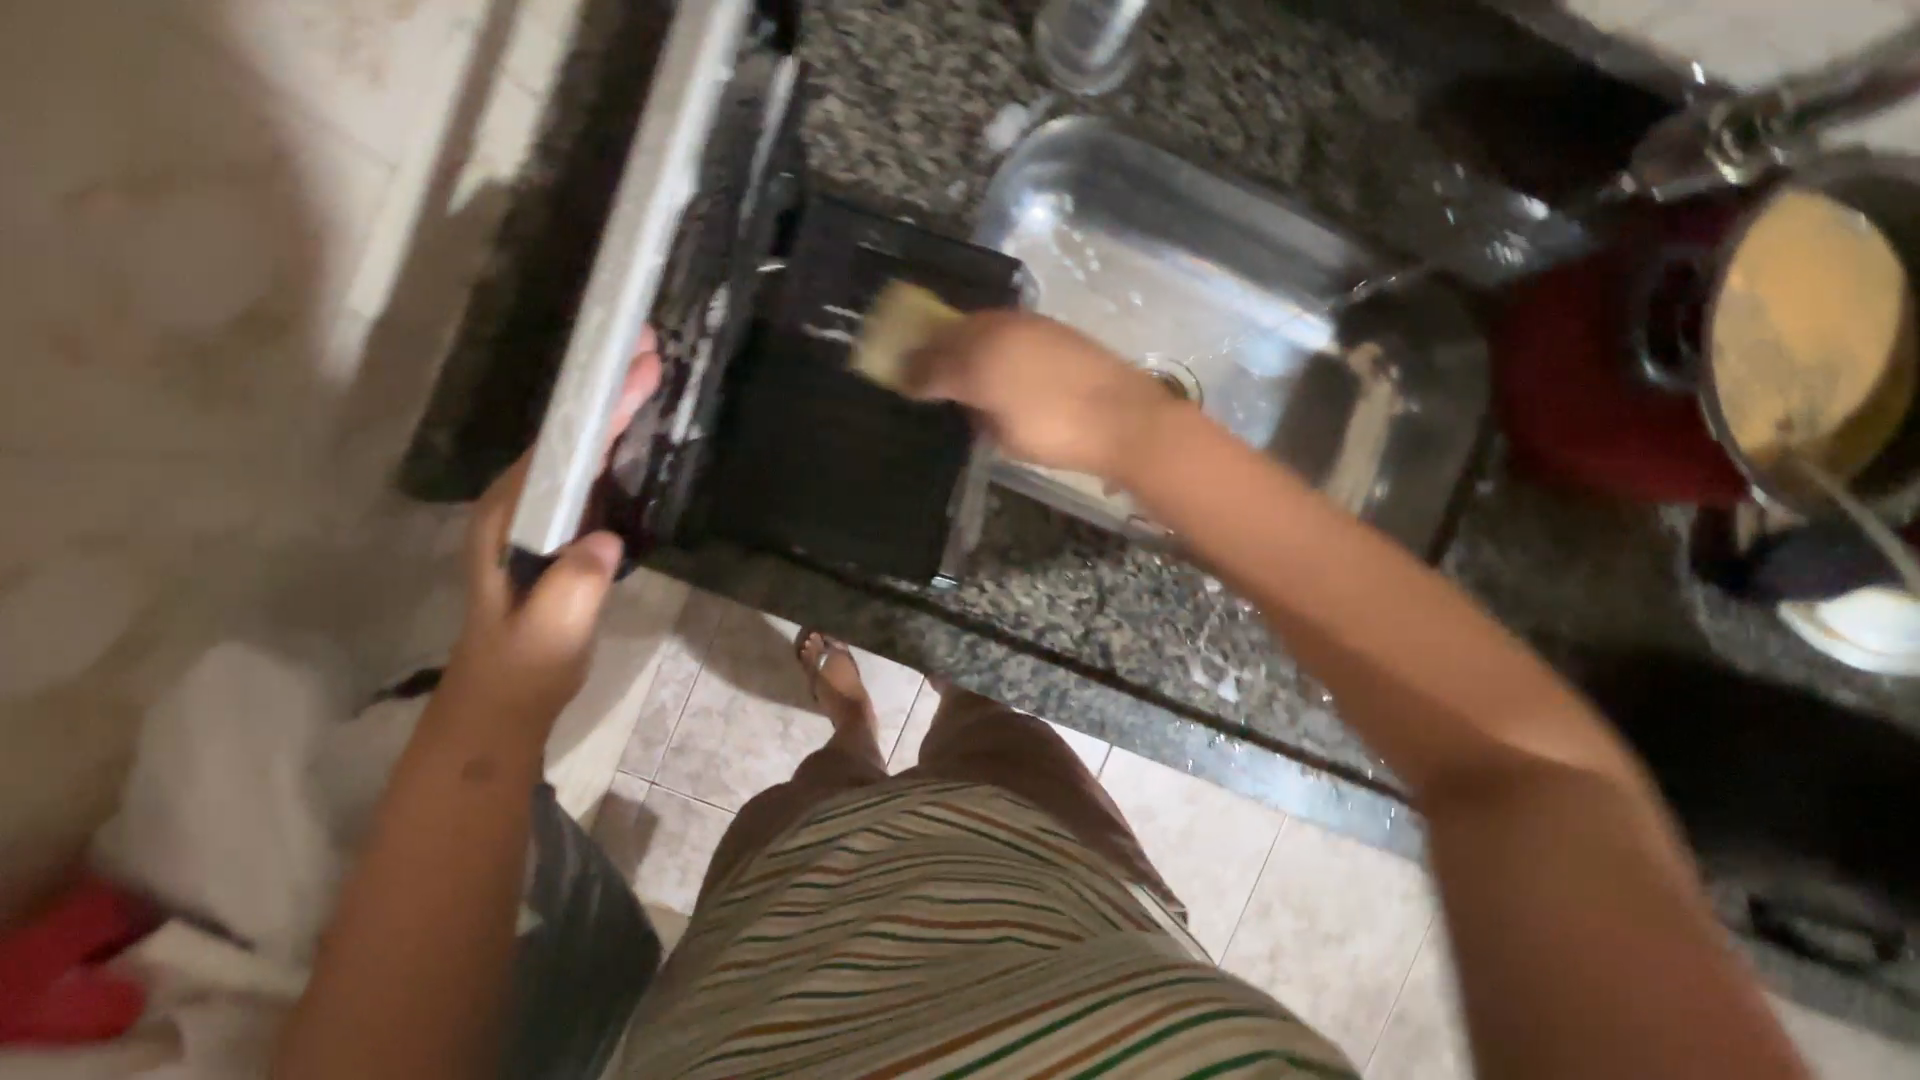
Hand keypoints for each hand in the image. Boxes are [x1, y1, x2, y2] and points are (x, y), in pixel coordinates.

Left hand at [441, 332, 662, 724]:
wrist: (503, 702)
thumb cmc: (522, 667)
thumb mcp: (548, 633)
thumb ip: (572, 585)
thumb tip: (605, 538)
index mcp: (505, 519)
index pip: (556, 450)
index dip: (598, 408)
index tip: (637, 368)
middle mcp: (514, 506)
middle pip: (564, 437)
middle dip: (606, 393)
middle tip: (654, 351)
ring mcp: (533, 519)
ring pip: (574, 451)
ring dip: (611, 412)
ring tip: (651, 375)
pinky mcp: (555, 534)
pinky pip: (586, 477)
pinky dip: (612, 447)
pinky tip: (637, 433)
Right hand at [902, 311, 1179, 481]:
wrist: (1126, 418)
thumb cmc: (1057, 433)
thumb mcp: (1003, 435)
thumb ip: (974, 413)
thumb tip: (961, 400)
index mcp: (980, 356)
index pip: (932, 358)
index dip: (914, 370)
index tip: (901, 380)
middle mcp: (1000, 330)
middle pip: (954, 334)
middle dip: (934, 349)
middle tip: (921, 370)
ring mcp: (1030, 326)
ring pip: (982, 328)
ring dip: (964, 342)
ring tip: (958, 366)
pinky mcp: (1055, 330)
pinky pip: (1008, 331)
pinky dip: (993, 342)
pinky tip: (999, 364)